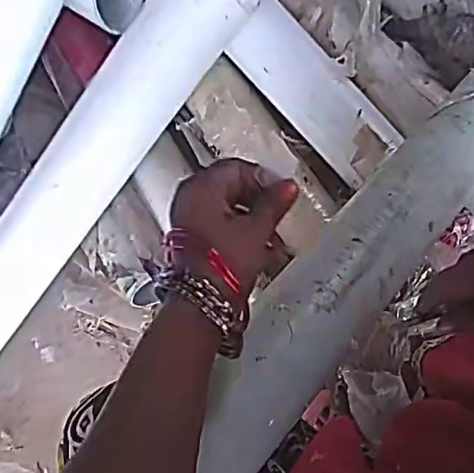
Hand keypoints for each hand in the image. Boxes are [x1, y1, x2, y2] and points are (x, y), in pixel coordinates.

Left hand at [169, 159, 298, 298]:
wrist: (202, 304)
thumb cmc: (220, 268)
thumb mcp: (256, 230)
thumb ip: (273, 204)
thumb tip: (286, 188)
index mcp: (201, 188)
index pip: (237, 168)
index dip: (264, 179)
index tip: (281, 192)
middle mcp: (189, 201)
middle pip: (230, 190)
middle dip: (258, 203)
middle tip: (277, 214)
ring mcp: (187, 223)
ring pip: (226, 212)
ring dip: (251, 222)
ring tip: (271, 239)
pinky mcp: (191, 244)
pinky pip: (218, 230)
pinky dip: (238, 235)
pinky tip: (256, 251)